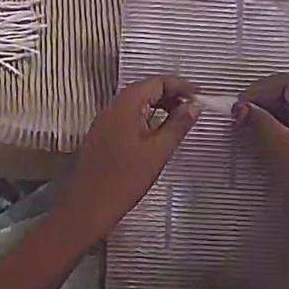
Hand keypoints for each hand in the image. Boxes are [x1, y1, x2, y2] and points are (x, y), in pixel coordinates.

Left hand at [55, 75, 199, 239]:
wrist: (89, 206)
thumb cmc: (124, 180)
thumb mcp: (158, 151)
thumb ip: (178, 125)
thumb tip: (193, 107)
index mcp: (126, 105)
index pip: (156, 82)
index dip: (180, 86)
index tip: (199, 95)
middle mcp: (111, 107)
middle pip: (144, 89)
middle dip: (169, 95)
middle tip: (191, 108)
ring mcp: (103, 121)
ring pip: (134, 104)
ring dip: (157, 107)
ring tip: (178, 121)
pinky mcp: (100, 136)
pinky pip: (125, 118)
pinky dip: (144, 119)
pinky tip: (155, 134)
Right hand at [235, 75, 288, 226]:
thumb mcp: (284, 150)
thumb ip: (260, 125)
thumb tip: (238, 107)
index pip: (288, 83)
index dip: (260, 90)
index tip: (238, 107)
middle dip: (261, 103)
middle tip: (237, 120)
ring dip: (266, 119)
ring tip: (245, 132)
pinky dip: (274, 132)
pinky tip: (260, 144)